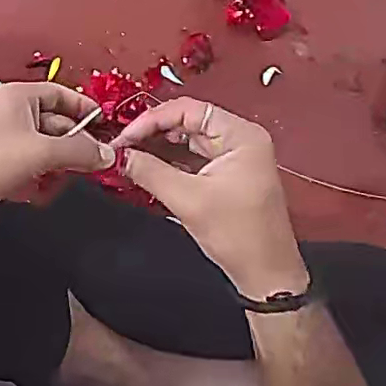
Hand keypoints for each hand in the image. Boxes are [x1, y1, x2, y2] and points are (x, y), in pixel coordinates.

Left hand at [0, 82, 115, 231]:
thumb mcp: (42, 151)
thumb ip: (80, 151)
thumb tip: (107, 154)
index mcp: (18, 96)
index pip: (60, 93)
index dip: (83, 106)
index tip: (104, 122)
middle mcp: (11, 112)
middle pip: (56, 121)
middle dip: (75, 140)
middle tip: (96, 158)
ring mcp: (5, 138)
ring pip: (46, 144)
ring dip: (61, 159)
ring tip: (73, 173)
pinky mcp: (1, 162)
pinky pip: (34, 162)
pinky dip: (45, 171)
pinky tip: (49, 186)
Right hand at [111, 99, 309, 302]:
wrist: (266, 276)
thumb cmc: (241, 237)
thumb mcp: (189, 201)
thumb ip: (150, 172)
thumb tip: (120, 155)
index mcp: (241, 135)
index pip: (188, 110)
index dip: (152, 119)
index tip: (125, 135)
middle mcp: (240, 139)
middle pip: (187, 121)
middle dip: (152, 132)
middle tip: (122, 145)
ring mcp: (233, 156)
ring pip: (187, 139)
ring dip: (158, 146)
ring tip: (128, 154)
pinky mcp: (225, 173)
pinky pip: (191, 157)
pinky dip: (169, 160)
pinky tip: (146, 166)